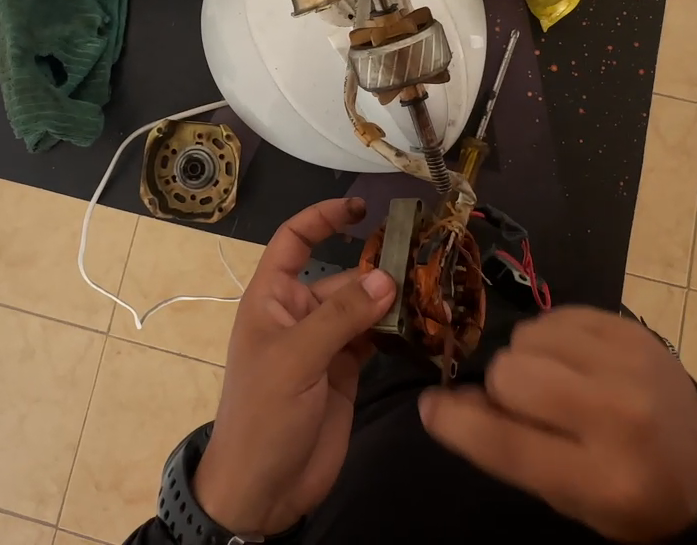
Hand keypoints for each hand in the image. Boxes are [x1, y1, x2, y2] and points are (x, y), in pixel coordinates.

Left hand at [192, 198, 395, 536]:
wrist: (263, 489)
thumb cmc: (263, 415)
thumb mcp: (296, 360)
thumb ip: (340, 317)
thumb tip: (386, 278)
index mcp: (272, 298)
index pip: (294, 241)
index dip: (322, 218)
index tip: (360, 207)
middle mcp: (299, 313)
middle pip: (340, 276)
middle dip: (376, 269)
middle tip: (424, 265)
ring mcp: (324, 343)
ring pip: (362, 307)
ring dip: (392, 300)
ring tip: (433, 292)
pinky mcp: (346, 370)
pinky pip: (374, 337)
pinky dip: (396, 329)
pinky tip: (423, 324)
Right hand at [419, 306, 696, 542]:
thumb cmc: (629, 493)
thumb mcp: (571, 495)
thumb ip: (509, 448)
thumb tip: (448, 401)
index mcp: (602, 478)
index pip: (505, 442)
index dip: (456, 422)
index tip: (431, 407)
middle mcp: (617, 416)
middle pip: (511, 373)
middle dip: (505, 388)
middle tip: (526, 404)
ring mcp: (630, 365)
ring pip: (528, 335)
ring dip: (528, 357)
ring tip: (555, 379)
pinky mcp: (633, 330)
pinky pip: (556, 314)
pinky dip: (552, 336)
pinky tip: (574, 359)